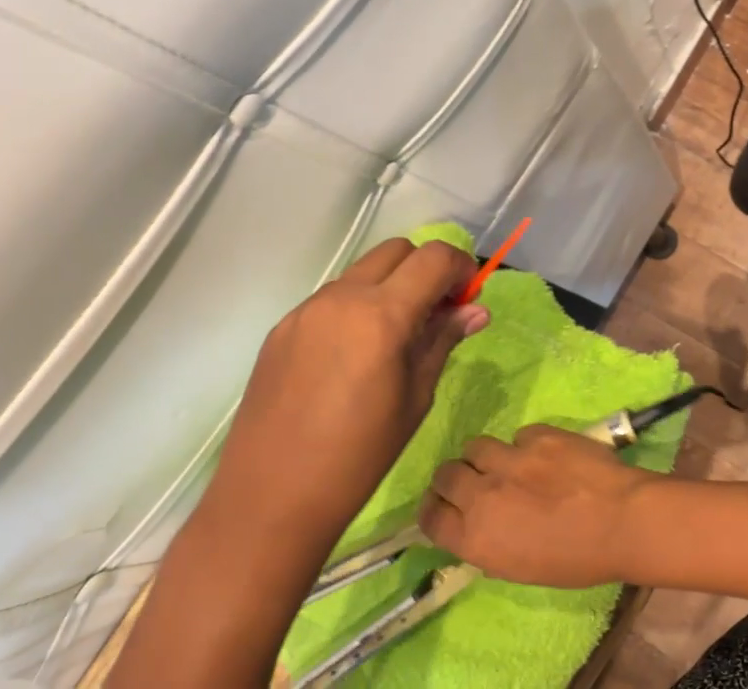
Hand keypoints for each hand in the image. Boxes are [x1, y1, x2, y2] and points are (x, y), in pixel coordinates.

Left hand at [209, 238, 490, 537]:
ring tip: (399, 336)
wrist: (271, 497)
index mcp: (381, 315)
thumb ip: (443, 340)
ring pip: (363, 272)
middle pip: (397, 251)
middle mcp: (341, 299)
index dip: (461, 268)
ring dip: (392, 286)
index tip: (468, 297)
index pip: (434, 258)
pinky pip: (332, 299)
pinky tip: (358, 354)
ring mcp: (305, 311)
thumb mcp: (417, 396)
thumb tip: (475, 309)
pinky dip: (359, 306)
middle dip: (426, 269)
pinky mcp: (282, 330)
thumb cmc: (360, 454)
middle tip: (438, 311)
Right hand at [418, 425, 662, 588]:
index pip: (430, 517)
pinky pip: (519, 434)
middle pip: (447, 475)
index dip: (434, 508)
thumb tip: (478, 524)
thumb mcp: (518, 568)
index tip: (444, 505)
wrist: (621, 521)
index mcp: (474, 538)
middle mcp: (483, 495)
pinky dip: (527, 443)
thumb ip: (488, 542)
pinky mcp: (540, 436)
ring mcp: (511, 460)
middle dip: (456, 477)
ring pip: (476, 446)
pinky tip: (546, 454)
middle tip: (474, 480)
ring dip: (486, 455)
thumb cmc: (576, 559)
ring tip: (506, 462)